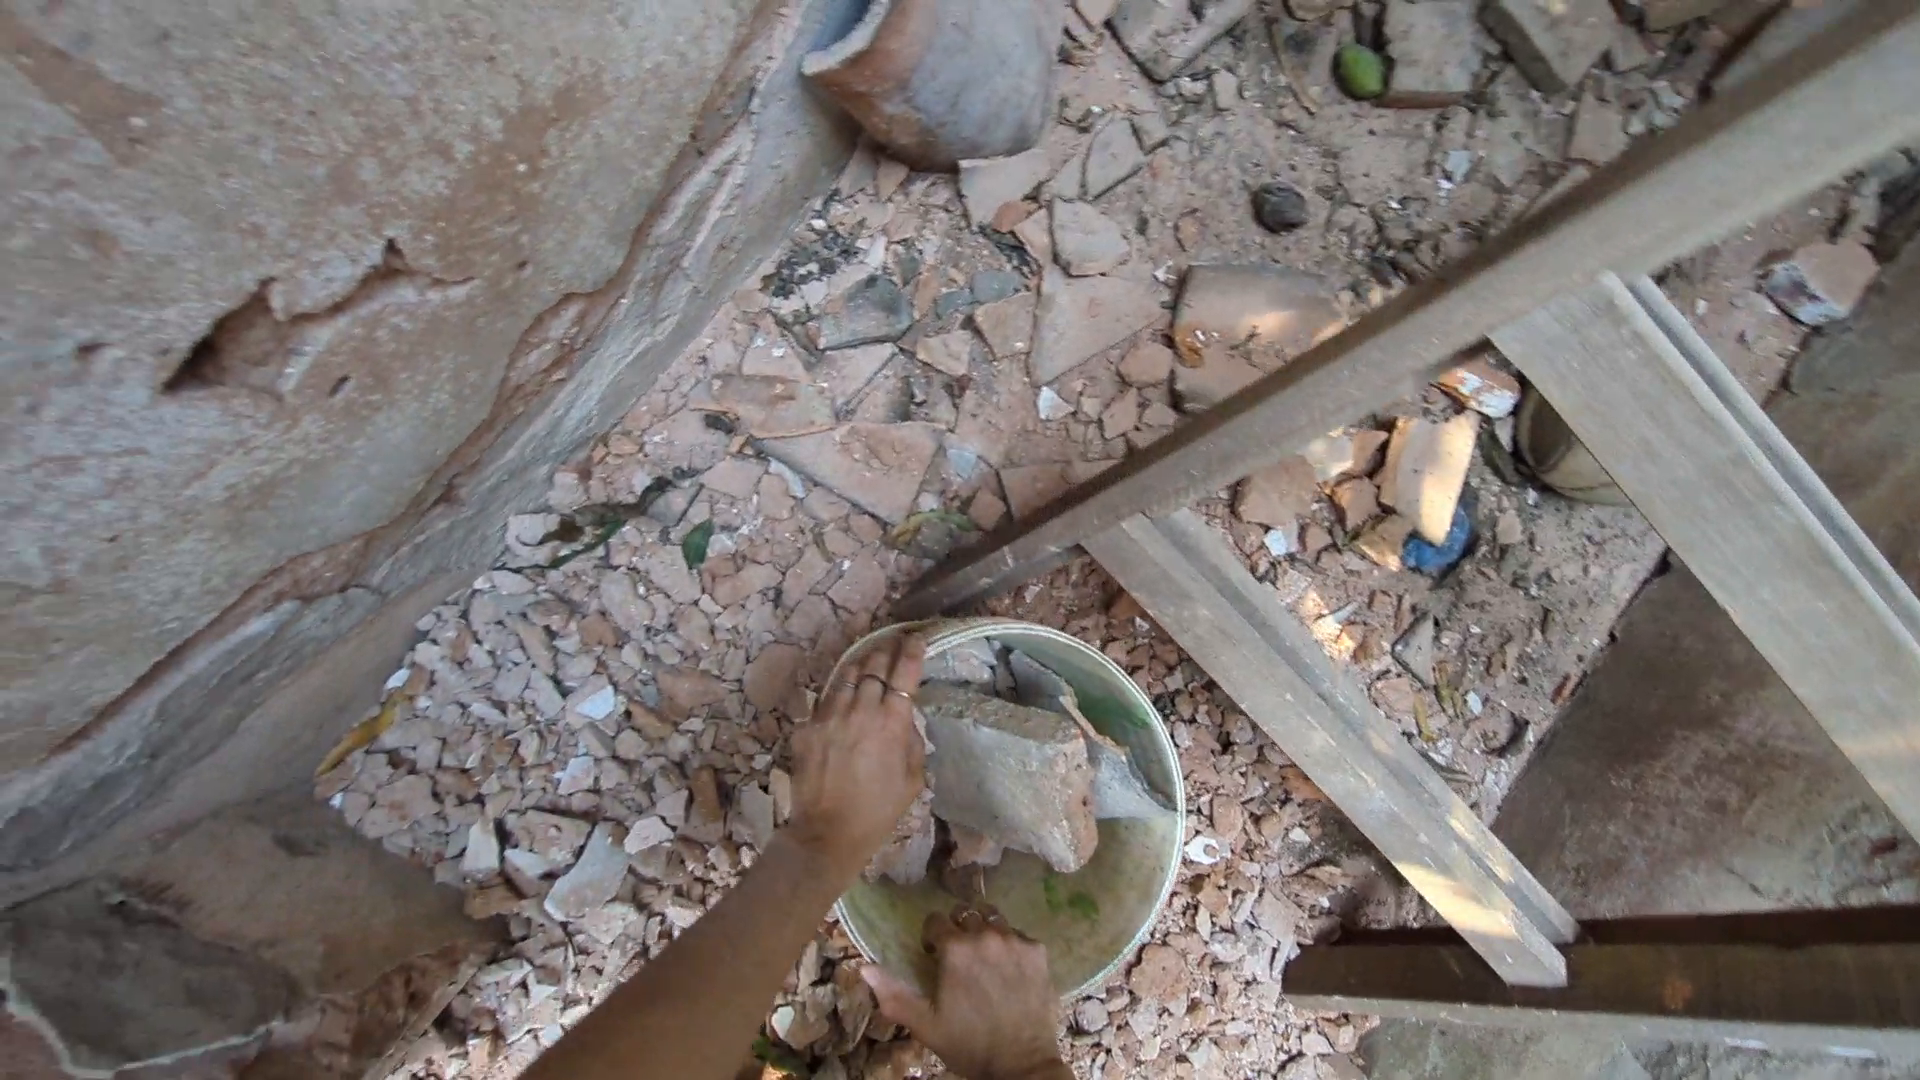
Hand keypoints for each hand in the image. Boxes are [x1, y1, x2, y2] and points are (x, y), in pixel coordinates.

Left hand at [786, 633, 927, 874]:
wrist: (828, 834)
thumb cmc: (878, 811)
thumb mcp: (913, 778)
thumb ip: (911, 740)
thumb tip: (904, 718)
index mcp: (891, 723)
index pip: (904, 671)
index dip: (911, 649)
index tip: (916, 638)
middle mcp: (860, 710)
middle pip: (874, 664)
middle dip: (885, 649)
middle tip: (891, 642)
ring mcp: (829, 716)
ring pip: (846, 675)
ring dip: (860, 664)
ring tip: (867, 660)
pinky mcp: (806, 727)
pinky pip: (825, 699)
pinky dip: (838, 691)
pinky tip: (843, 694)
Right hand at [861, 907, 1068, 1079]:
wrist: (1021, 1066)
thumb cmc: (968, 1045)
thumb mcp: (926, 1025)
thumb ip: (893, 994)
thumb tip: (862, 967)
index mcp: (955, 948)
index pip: (936, 920)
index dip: (933, 938)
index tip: (935, 958)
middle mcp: (985, 934)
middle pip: (966, 914)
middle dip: (959, 931)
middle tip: (961, 960)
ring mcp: (1015, 940)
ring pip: (994, 919)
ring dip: (986, 933)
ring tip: (986, 961)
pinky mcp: (1038, 950)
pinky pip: (1019, 935)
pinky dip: (1012, 946)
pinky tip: (1010, 971)